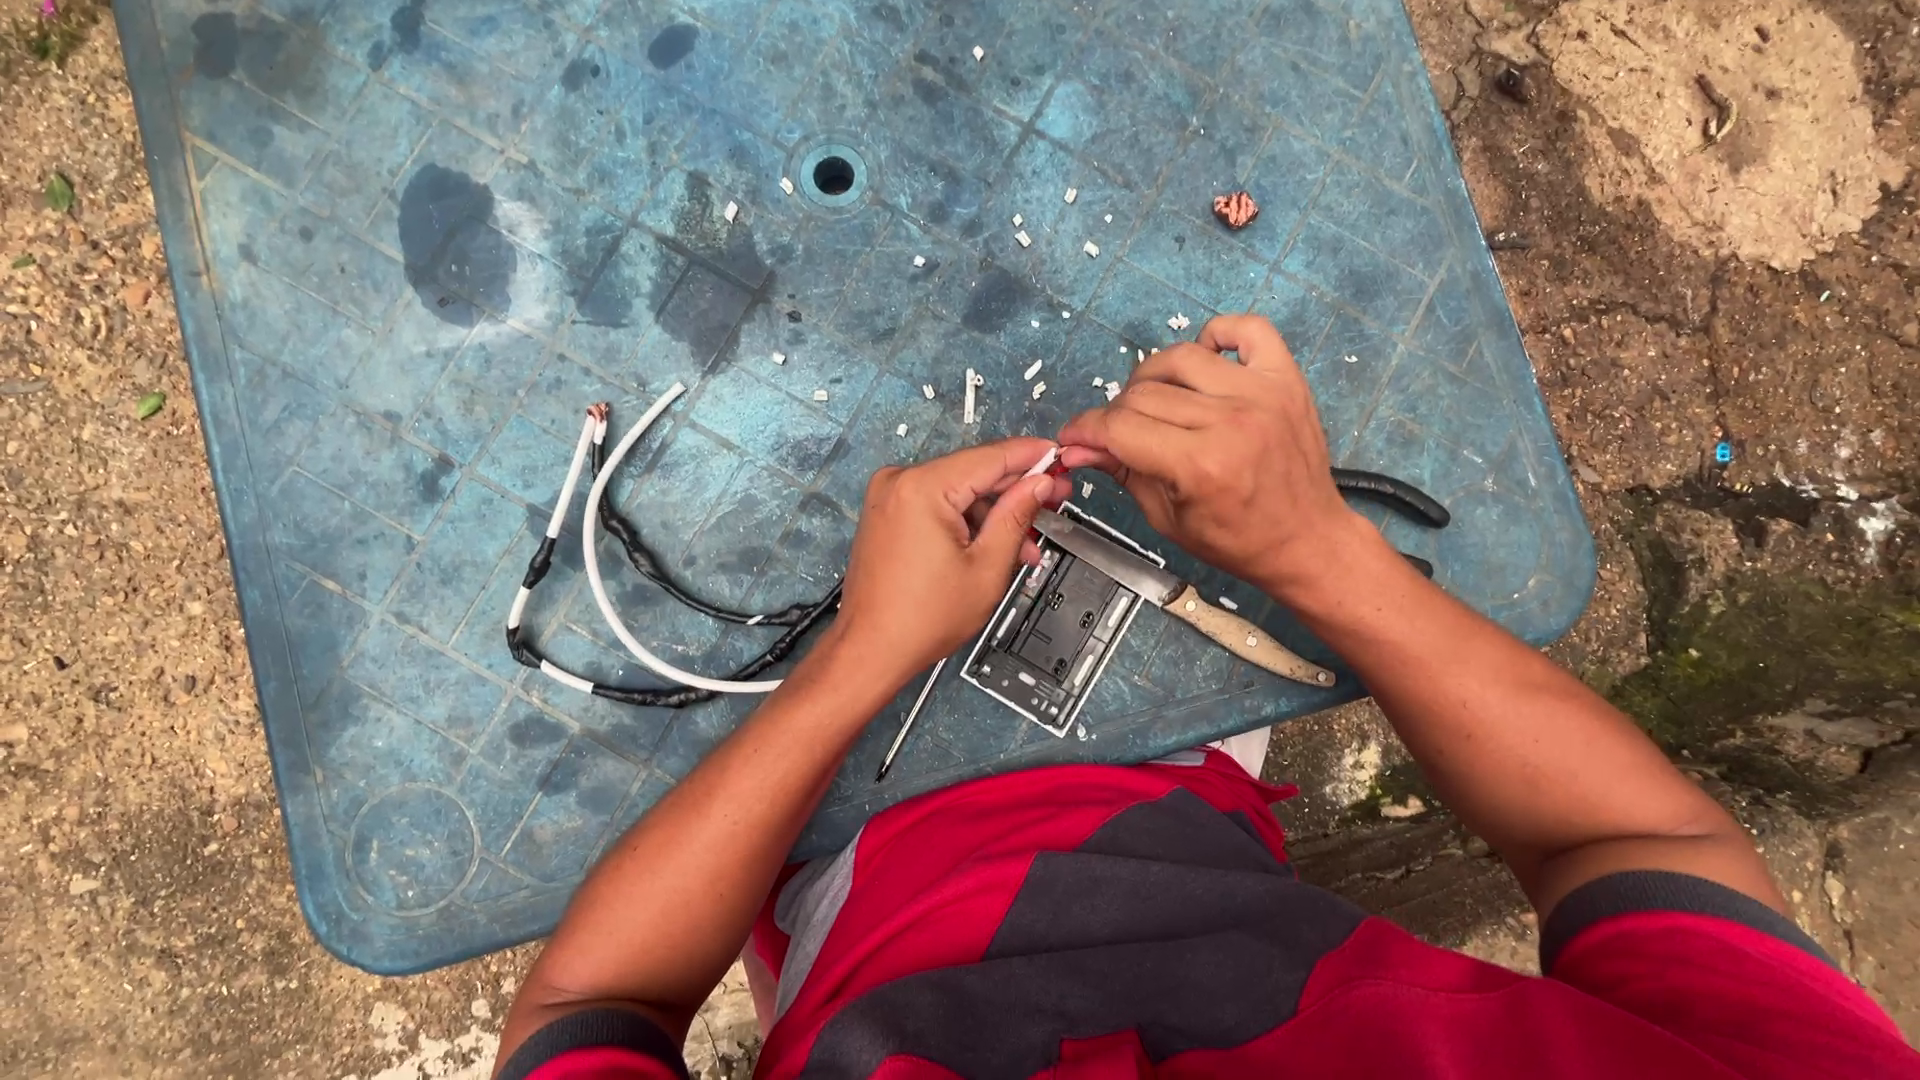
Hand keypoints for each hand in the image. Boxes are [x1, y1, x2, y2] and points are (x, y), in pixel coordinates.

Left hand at [830, 438, 1071, 686]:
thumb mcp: (986, 567)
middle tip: (1054, 498)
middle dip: (1016, 488)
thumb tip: (1038, 484)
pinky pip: (938, 504)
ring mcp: (890, 497)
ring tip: (1026, 542)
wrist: (871, 649)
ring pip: (959, 491)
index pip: (990, 456)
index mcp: (922, 489)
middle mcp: (900, 483)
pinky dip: (966, 521)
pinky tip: (993, 544)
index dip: (1031, 456)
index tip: (1058, 456)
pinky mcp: (888, 513)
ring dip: (994, 513)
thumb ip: (1016, 516)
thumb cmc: (918, 620)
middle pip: (974, 472)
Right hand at [1057, 315, 1363, 600]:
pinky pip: (1247, 329)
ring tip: (1153, 402)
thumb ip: (1121, 472)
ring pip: (1180, 357)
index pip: (1119, 427)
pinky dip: (1218, 335)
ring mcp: (1261, 393)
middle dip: (1115, 414)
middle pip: (1143, 393)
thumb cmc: (1235, 540)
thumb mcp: (1165, 517)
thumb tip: (1077, 446)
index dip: (1085, 430)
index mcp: (1199, 465)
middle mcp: (1230, 421)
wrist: (1306, 540)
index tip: (1073, 437)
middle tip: (1116, 435)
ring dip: (1151, 377)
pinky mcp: (1285, 379)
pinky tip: (1205, 361)